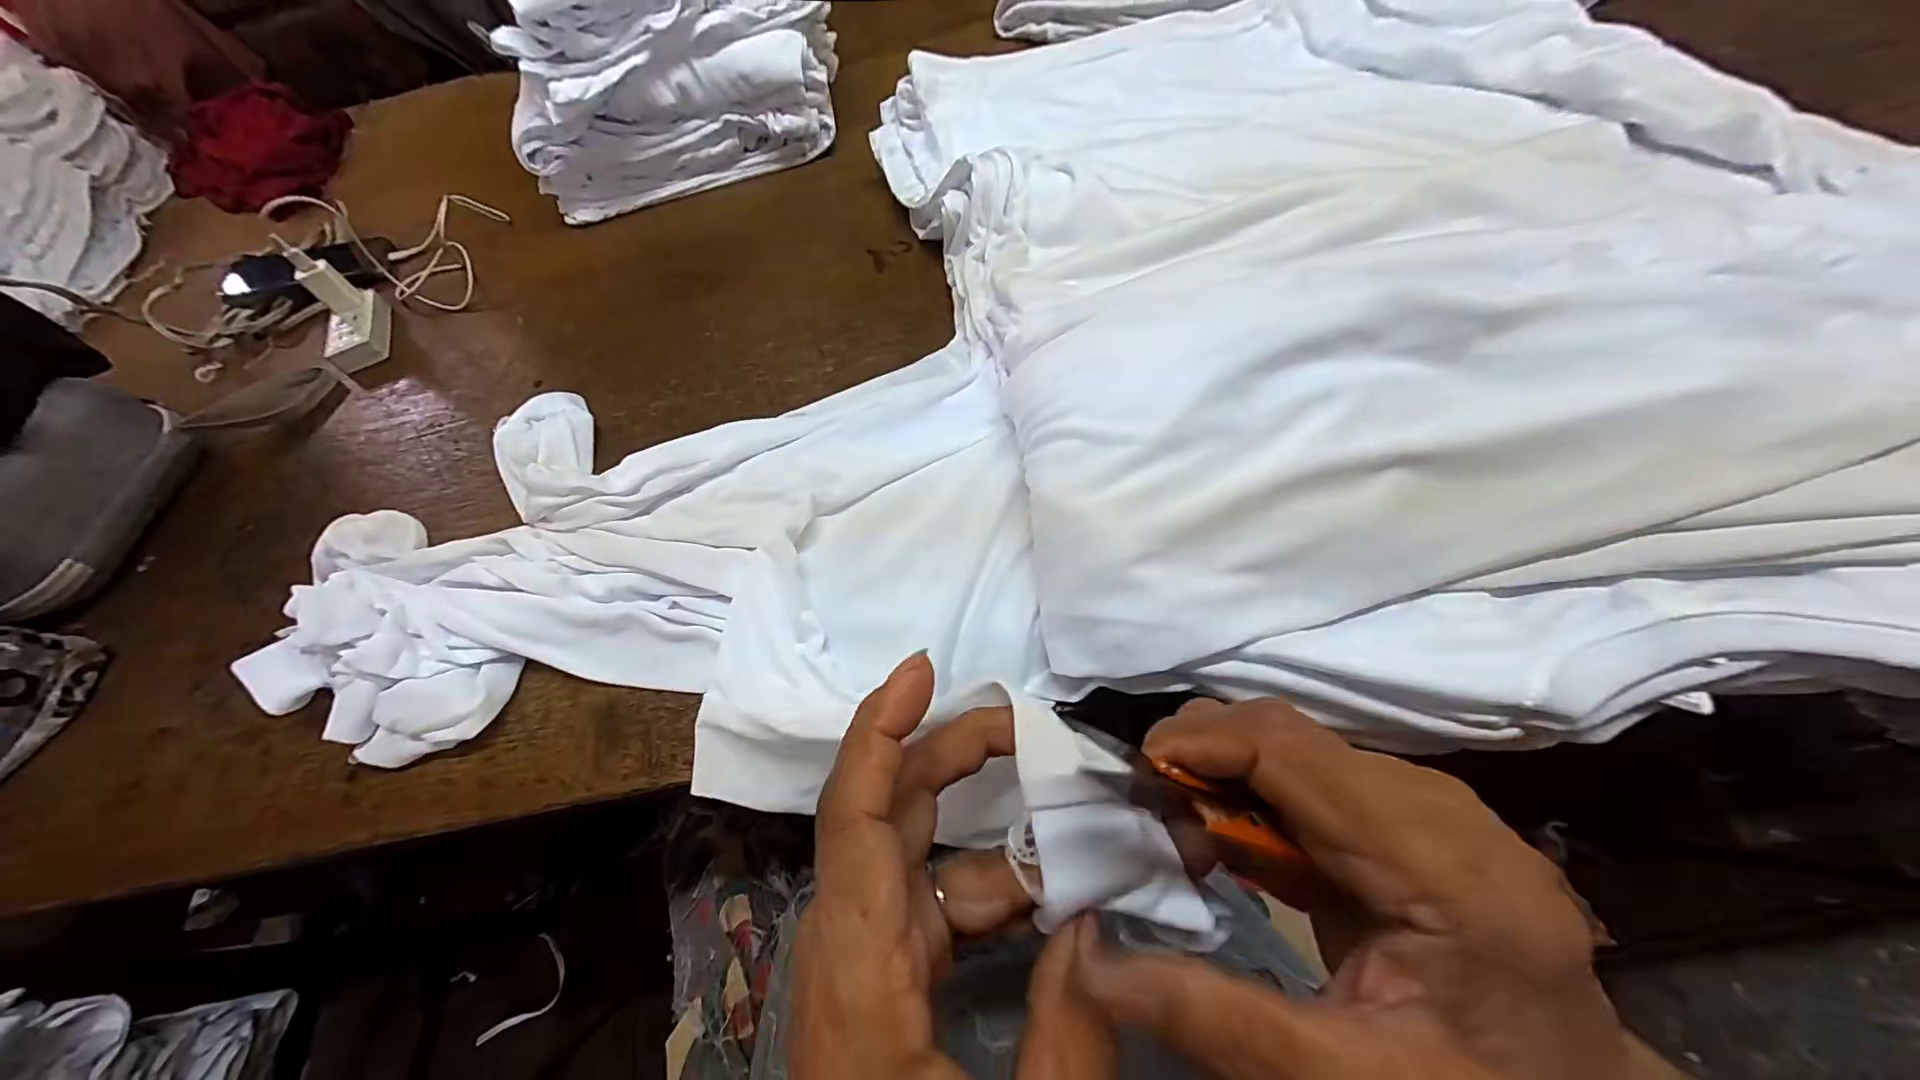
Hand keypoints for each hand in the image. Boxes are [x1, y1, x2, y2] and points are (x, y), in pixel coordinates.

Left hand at [790, 652, 1114, 1079]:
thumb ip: (1069, 1034)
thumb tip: (1094, 928)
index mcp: (858, 962)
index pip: (854, 813)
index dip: (882, 729)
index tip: (923, 670)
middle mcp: (854, 940)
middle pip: (896, 811)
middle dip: (960, 755)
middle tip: (1030, 728)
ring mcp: (872, 957)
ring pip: (932, 860)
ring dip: (1008, 843)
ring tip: (1089, 827)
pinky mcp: (892, 978)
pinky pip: (946, 907)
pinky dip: (1003, 893)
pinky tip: (1063, 897)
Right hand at [1070, 698, 1688, 1079]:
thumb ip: (1213, 1017)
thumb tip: (1092, 962)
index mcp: (1447, 869)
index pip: (1298, 753)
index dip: (1204, 741)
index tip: (1137, 772)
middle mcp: (1440, 810)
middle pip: (1289, 733)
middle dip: (1201, 753)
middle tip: (1150, 815)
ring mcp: (1425, 804)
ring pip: (1291, 743)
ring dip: (1220, 771)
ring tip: (1185, 840)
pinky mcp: (1404, 814)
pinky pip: (1305, 774)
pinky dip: (1249, 792)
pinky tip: (1227, 844)